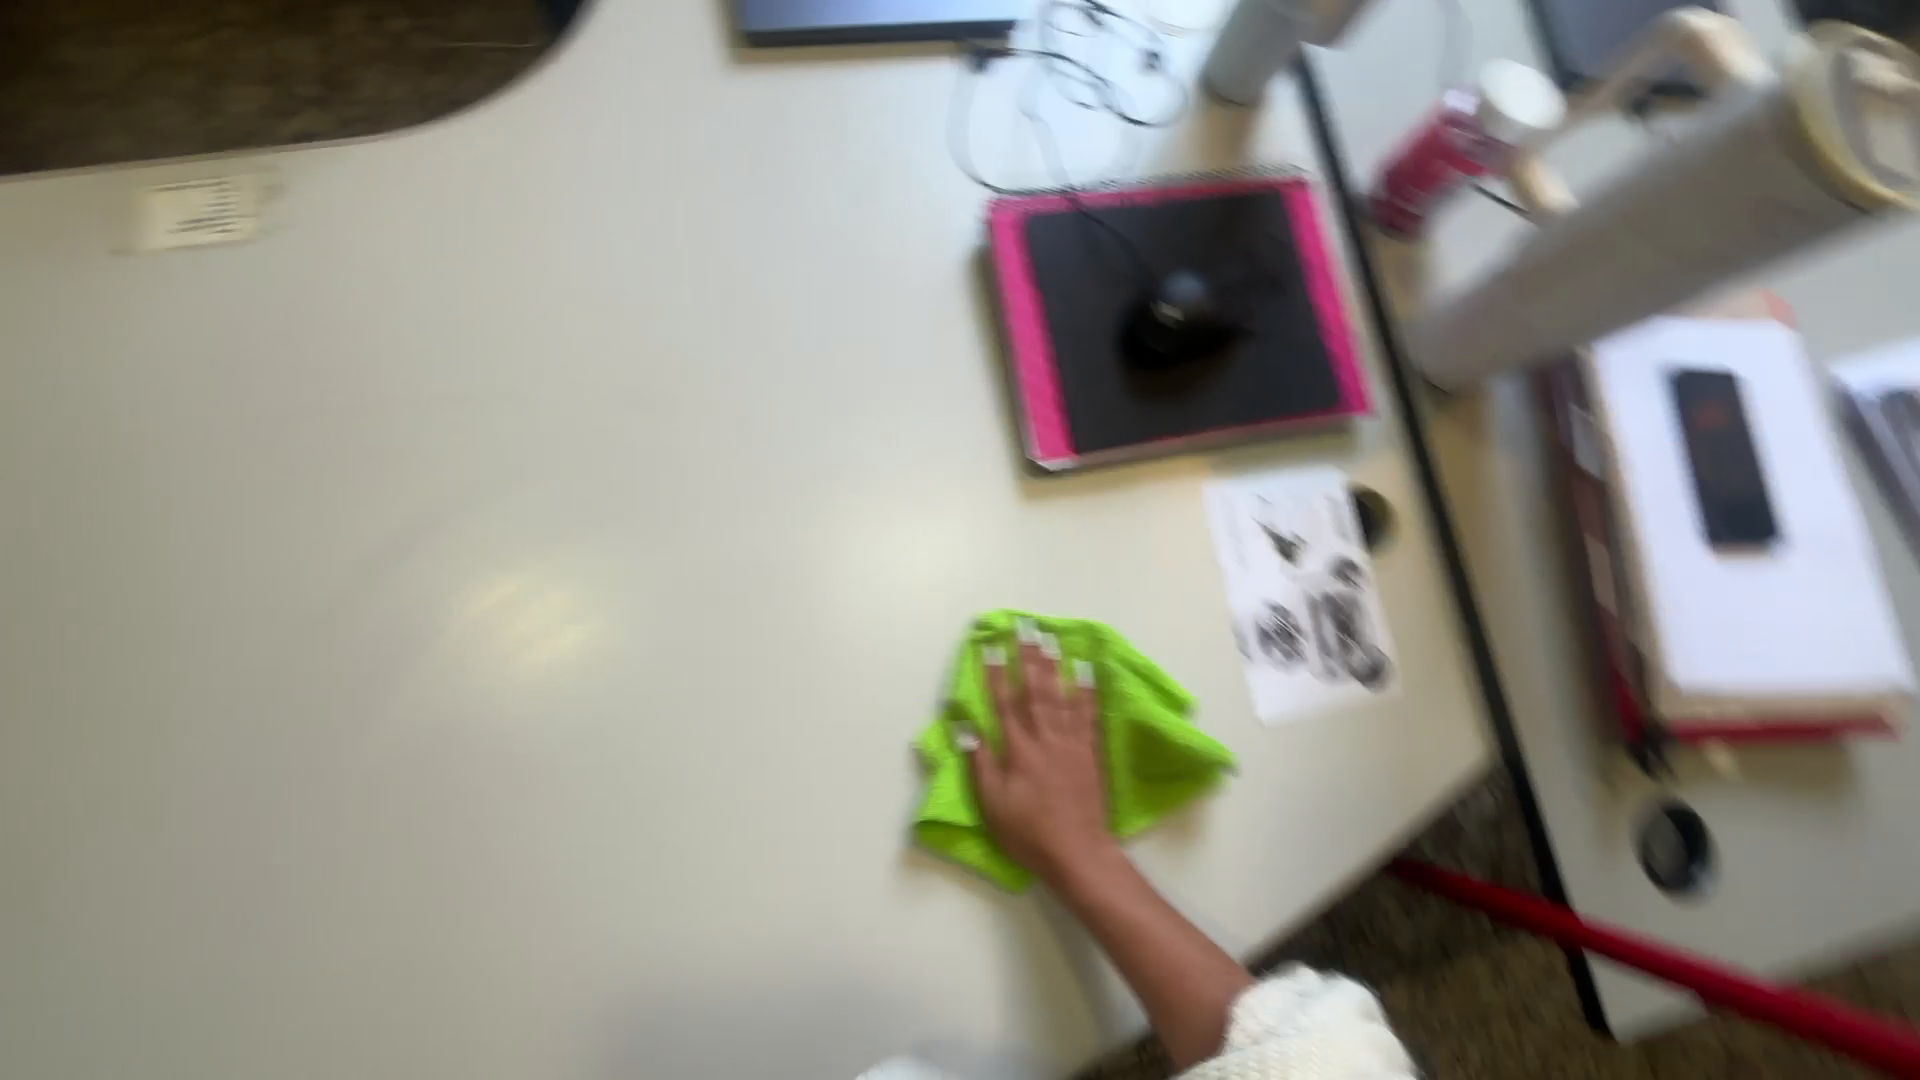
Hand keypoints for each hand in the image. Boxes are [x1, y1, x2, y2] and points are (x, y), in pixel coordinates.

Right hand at [964, 622, 1117, 881]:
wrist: (1078, 852)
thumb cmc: (1028, 833)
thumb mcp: (992, 805)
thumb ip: (980, 764)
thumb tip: (964, 728)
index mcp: (1018, 750)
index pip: (1004, 703)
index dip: (996, 673)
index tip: (992, 646)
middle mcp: (1045, 738)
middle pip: (1035, 690)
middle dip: (1028, 656)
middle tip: (1025, 627)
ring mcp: (1070, 742)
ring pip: (1061, 694)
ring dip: (1054, 664)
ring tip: (1051, 637)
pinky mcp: (1089, 752)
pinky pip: (1088, 713)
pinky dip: (1087, 689)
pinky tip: (1086, 670)